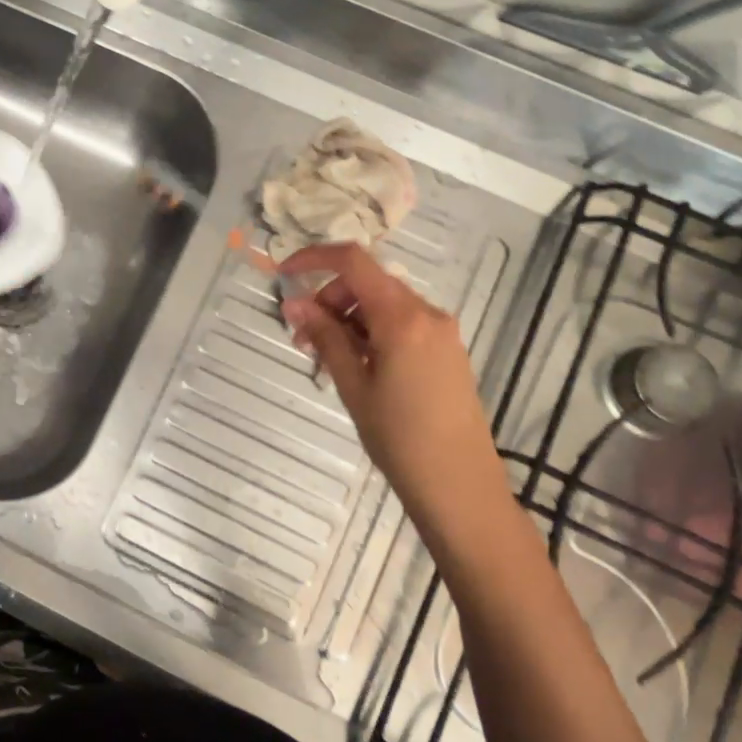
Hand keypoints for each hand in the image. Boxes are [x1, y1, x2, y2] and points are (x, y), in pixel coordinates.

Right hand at [277, 243, 505, 515]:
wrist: (458, 482)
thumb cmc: (398, 435)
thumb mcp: (353, 384)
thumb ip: (325, 336)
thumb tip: (294, 303)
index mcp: (402, 318)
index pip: (354, 262)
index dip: (313, 259)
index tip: (283, 276)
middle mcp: (427, 314)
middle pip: (366, 283)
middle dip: (328, 300)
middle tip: (301, 339)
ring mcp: (440, 332)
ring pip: (381, 305)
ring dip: (346, 319)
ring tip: (325, 359)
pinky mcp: (445, 350)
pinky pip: (399, 324)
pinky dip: (369, 332)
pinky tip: (355, 366)